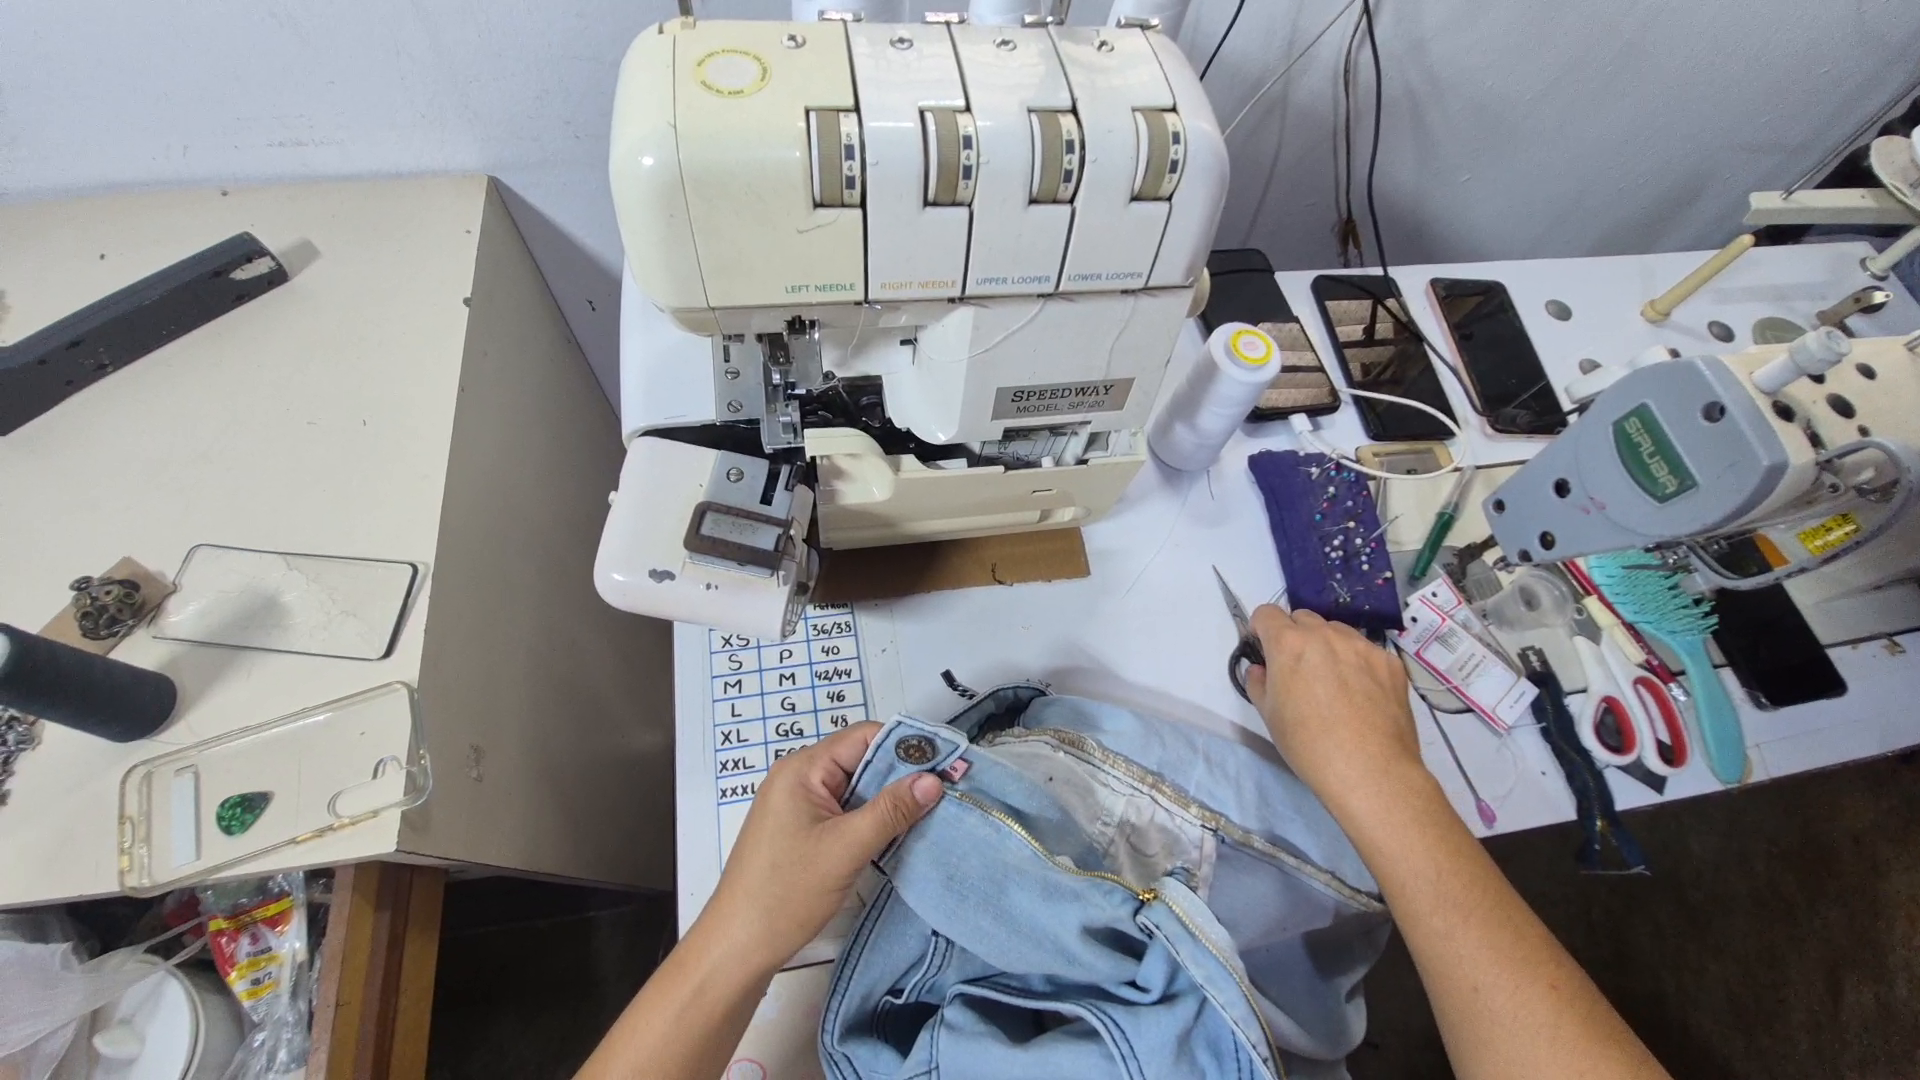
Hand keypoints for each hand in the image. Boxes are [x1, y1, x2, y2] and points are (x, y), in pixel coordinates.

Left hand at [698, 722, 942, 973]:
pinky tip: (898, 833)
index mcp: (803, 769)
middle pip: (861, 760)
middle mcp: (799, 778)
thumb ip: (891, 810)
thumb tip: (934, 780)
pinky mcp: (803, 831)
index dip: (906, 746)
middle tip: (945, 790)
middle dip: (902, 774)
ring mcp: (799, 805)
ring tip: (929, 812)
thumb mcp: (846, 848)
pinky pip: (846, 811)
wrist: (736, 949)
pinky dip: (871, 818)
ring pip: (856, 788)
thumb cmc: (785, 893)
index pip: (864, 737)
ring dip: (888, 800)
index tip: (945, 763)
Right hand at [1244, 605, 1424, 803]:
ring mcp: (1362, 646)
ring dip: (1327, 645)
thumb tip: (1262, 670)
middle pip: (1302, 618)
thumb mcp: (1268, 715)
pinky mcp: (1390, 663)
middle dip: (1294, 635)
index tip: (1264, 649)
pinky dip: (1357, 662)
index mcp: (1288, 643)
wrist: (1370, 771)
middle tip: (1298, 669)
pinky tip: (1362, 694)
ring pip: (1337, 631)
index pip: (1266, 613)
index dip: (1261, 629)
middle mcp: (1325, 635)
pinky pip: (1365, 651)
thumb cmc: (1308, 744)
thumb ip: (1258, 682)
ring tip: (1333, 681)